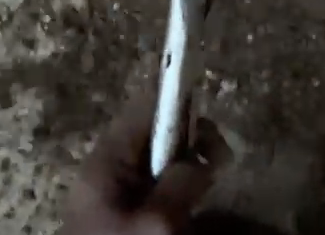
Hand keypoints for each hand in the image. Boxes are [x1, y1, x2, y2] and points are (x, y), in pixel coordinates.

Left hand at [68, 96, 227, 234]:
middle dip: (190, 142)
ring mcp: (111, 194)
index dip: (181, 103)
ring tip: (206, 190)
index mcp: (106, 159)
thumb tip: (203, 159)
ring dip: (187, 170)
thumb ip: (183, 179)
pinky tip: (188, 210)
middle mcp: (106, 168)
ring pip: (158, 161)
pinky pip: (154, 189)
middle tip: (219, 163)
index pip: (146, 104)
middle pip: (155, 132)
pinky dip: (177, 192)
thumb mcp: (160, 222)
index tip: (211, 123)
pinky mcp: (119, 216)